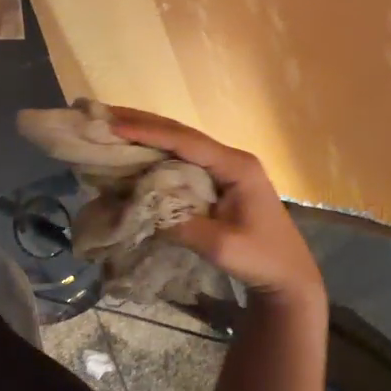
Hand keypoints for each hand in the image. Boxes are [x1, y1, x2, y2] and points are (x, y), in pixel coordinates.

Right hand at [105, 107, 323, 303]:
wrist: (289, 277)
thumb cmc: (260, 259)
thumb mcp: (220, 247)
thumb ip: (180, 224)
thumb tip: (140, 205)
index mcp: (236, 167)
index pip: (185, 142)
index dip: (148, 132)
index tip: (114, 126)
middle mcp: (230, 158)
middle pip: (180, 132)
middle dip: (140, 121)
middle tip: (102, 113)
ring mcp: (224, 166)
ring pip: (179, 140)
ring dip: (145, 130)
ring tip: (110, 122)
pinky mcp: (217, 177)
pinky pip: (181, 154)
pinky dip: (154, 146)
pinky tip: (133, 146)